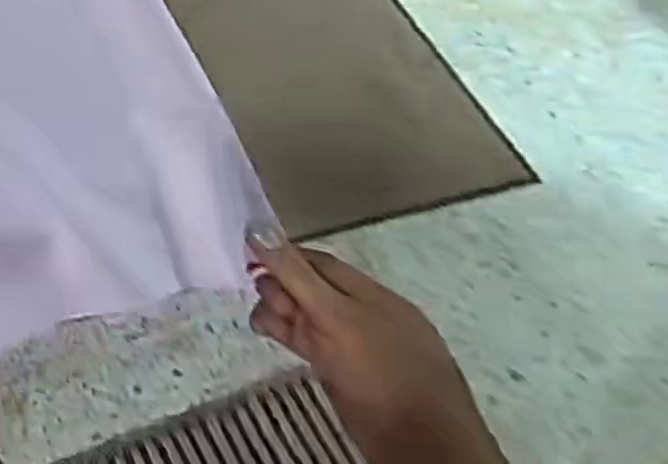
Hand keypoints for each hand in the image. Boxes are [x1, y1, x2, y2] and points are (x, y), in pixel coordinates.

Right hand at [250, 235, 505, 463]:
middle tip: (264, 298)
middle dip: (276, 286)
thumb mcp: (333, 315)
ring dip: (274, 308)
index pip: (316, 261)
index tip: (247, 257)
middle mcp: (361, 313)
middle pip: (304, 284)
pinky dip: (282, 329)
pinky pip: (304, 337)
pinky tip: (264, 330)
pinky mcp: (339, 366)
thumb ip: (294, 272)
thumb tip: (256, 225)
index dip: (280, 255)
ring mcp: (350, 342)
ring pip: (300, 311)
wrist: (420, 448)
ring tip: (264, 321)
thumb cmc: (380, 371)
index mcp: (372, 295)